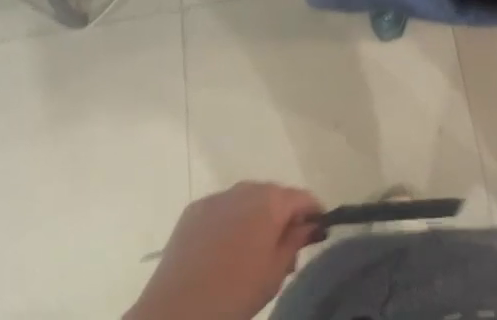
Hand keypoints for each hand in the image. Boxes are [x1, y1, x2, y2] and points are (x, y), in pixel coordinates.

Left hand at [126, 183, 324, 319]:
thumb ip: (296, 241)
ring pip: (247, 200)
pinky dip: (231, 221)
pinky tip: (226, 249)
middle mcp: (245, 189)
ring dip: (257, 217)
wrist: (178, 308)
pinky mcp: (194, 210)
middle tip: (286, 249)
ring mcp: (217, 198)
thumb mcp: (276, 271)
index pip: (303, 198)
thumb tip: (310, 225)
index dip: (314, 215)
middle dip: (284, 216)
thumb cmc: (236, 293)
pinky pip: (223, 208)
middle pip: (275, 195)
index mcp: (271, 201)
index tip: (318, 234)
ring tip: (254, 250)